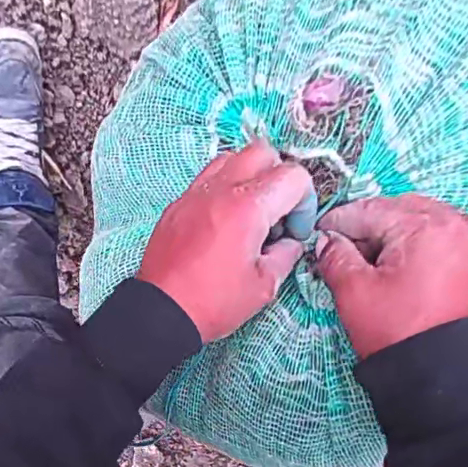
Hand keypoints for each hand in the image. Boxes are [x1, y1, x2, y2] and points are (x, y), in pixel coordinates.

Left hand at [137, 140, 312, 342]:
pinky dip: (224, 190)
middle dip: (280, 179)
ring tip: (251, 216)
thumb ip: (285, 255)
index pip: (293, 176)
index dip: (305, 204)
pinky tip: (225, 224)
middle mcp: (221, 189)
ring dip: (250, 178)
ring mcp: (195, 193)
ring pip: (232, 158)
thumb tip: (290, 243)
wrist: (162, 313)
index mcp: (248, 207)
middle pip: (264, 153)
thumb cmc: (212, 303)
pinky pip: (207, 179)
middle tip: (278, 216)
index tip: (295, 232)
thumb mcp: (263, 287)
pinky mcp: (178, 205)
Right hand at [314, 195, 467, 358]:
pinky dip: (429, 248)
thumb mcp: (354, 293)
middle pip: (403, 211)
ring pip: (429, 224)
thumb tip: (327, 241)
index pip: (372, 211)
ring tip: (378, 262)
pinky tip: (410, 269)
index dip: (341, 222)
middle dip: (373, 227)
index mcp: (424, 226)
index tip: (322, 233)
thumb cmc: (396, 334)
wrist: (440, 377)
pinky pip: (451, 242)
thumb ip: (336, 258)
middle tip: (348, 248)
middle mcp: (458, 224)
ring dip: (401, 236)